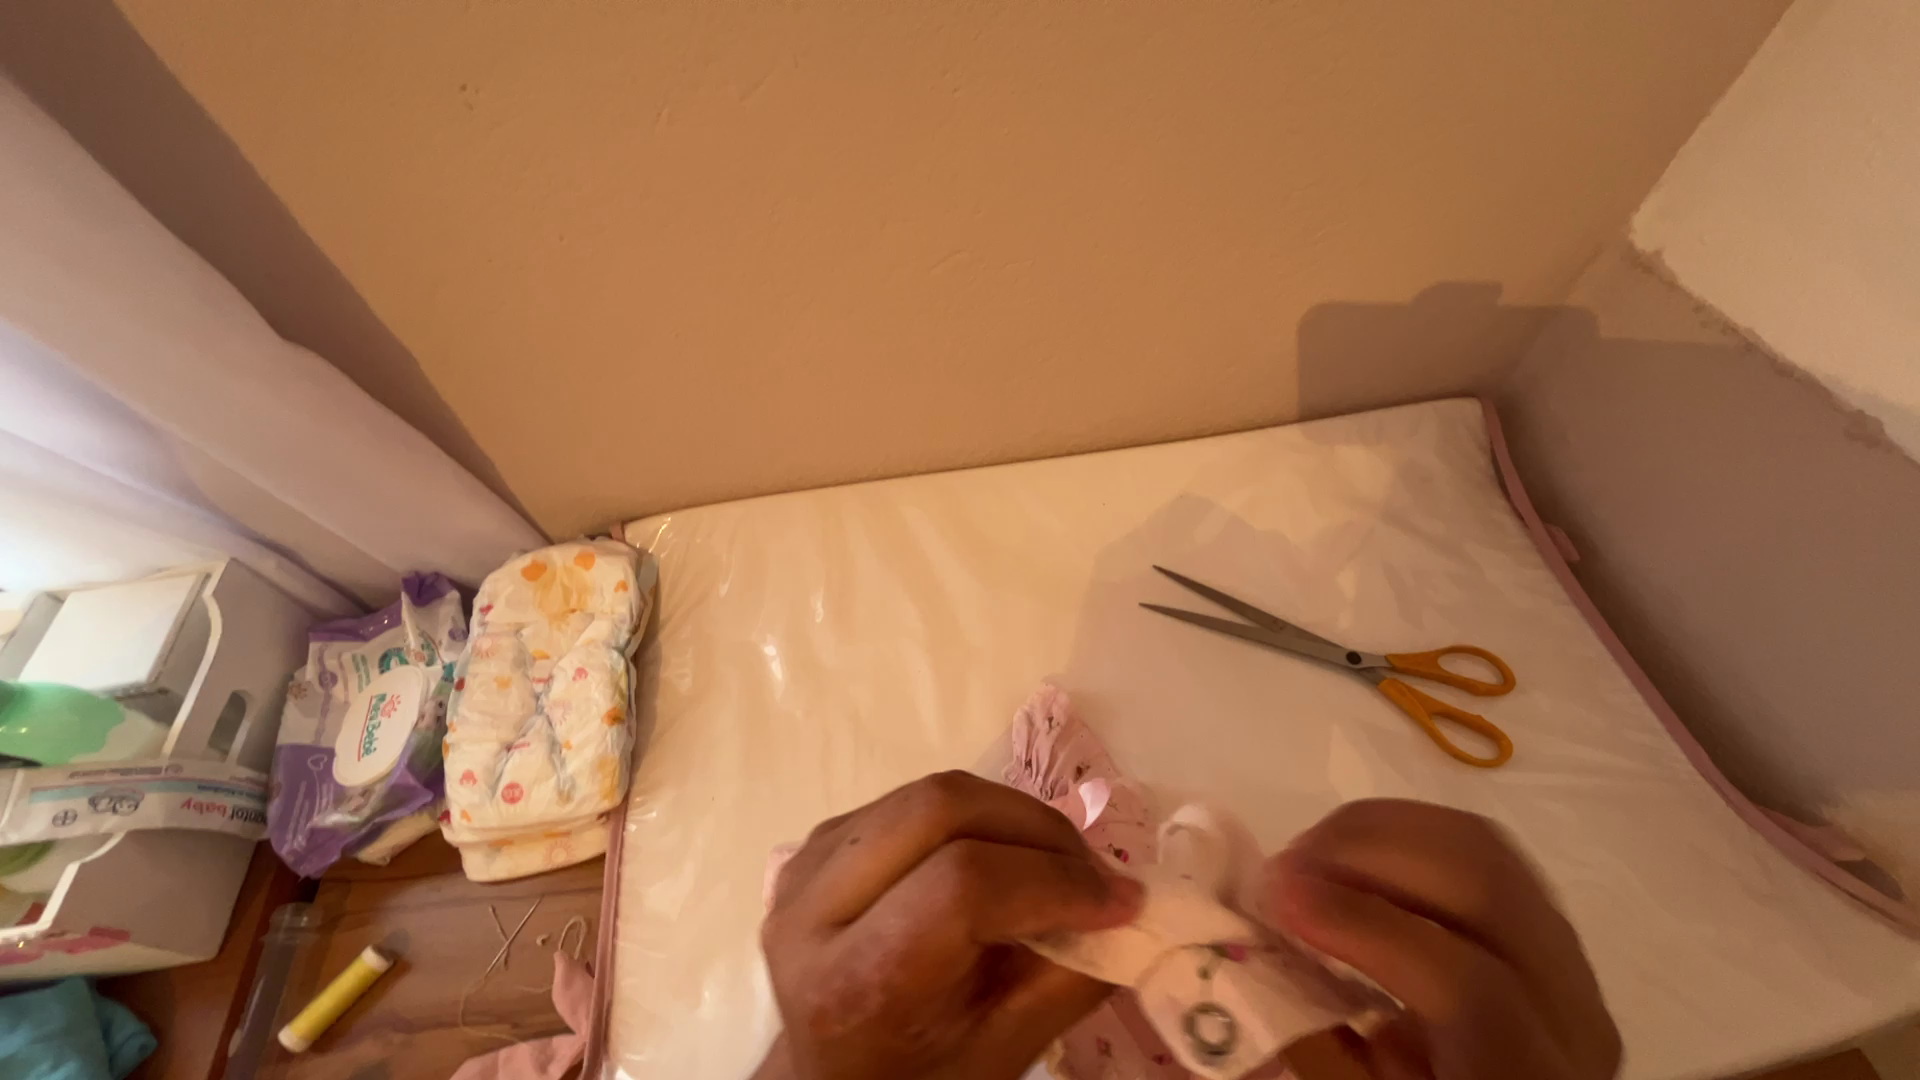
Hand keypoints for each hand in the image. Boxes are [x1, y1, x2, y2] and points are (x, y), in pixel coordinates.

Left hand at [754, 771, 1144, 1079]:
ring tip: (1058, 862)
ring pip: (934, 791)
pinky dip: (980, 816)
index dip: (1051, 882)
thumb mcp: (996, 1058)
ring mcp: (811, 857)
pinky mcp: (826, 834)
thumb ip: (1065, 981)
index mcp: (850, 981)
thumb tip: (1124, 906)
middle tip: (1092, 872)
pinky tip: (1006, 854)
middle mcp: (812, 902)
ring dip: (1013, 815)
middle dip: (1038, 828)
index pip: (959, 887)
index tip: (1119, 902)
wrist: (828, 1072)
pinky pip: (919, 798)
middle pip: (942, 809)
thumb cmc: (915, 1078)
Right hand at [1265, 800, 1620, 1079]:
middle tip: (1285, 865)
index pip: (1466, 985)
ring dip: (1376, 829)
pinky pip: (1472, 840)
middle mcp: (1569, 1008)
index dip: (1364, 926)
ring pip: (1477, 845)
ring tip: (1309, 851)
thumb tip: (1241, 952)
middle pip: (1482, 888)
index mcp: (1528, 1076)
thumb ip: (1313, 1039)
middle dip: (1365, 853)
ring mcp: (1561, 949)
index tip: (1277, 897)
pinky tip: (1347, 847)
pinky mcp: (1537, 912)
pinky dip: (1399, 826)